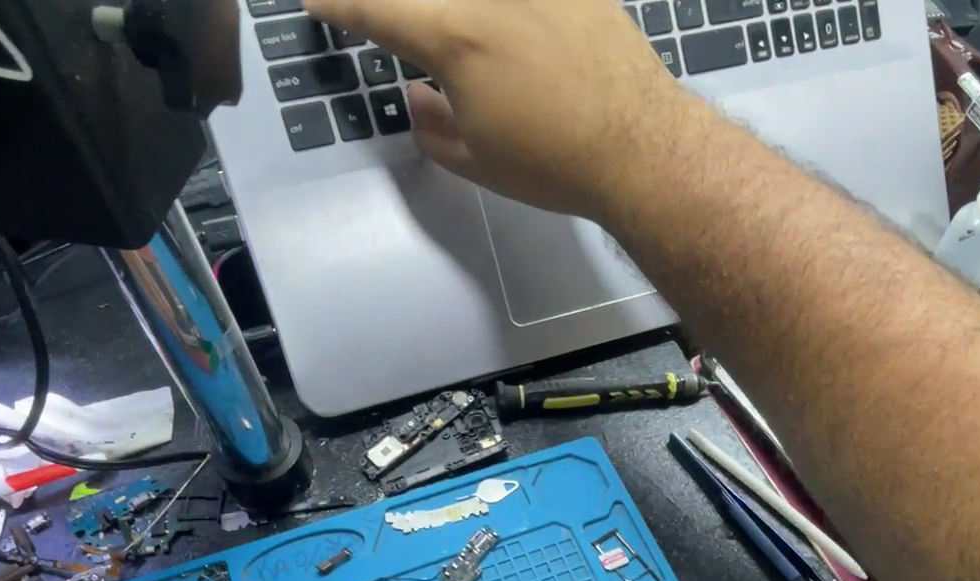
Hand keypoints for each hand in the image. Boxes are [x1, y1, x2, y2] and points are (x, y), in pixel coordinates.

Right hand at [304, 0, 706, 217]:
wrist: (640, 150)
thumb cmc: (553, 166)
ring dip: (448, 9)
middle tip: (388, 17)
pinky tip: (505, 27)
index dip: (339, 3)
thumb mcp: (477, 162)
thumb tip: (415, 97)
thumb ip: (431, 127)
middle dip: (393, 1)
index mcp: (454, 37)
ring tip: (451, 32)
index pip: (377, 8)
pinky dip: (498, 12)